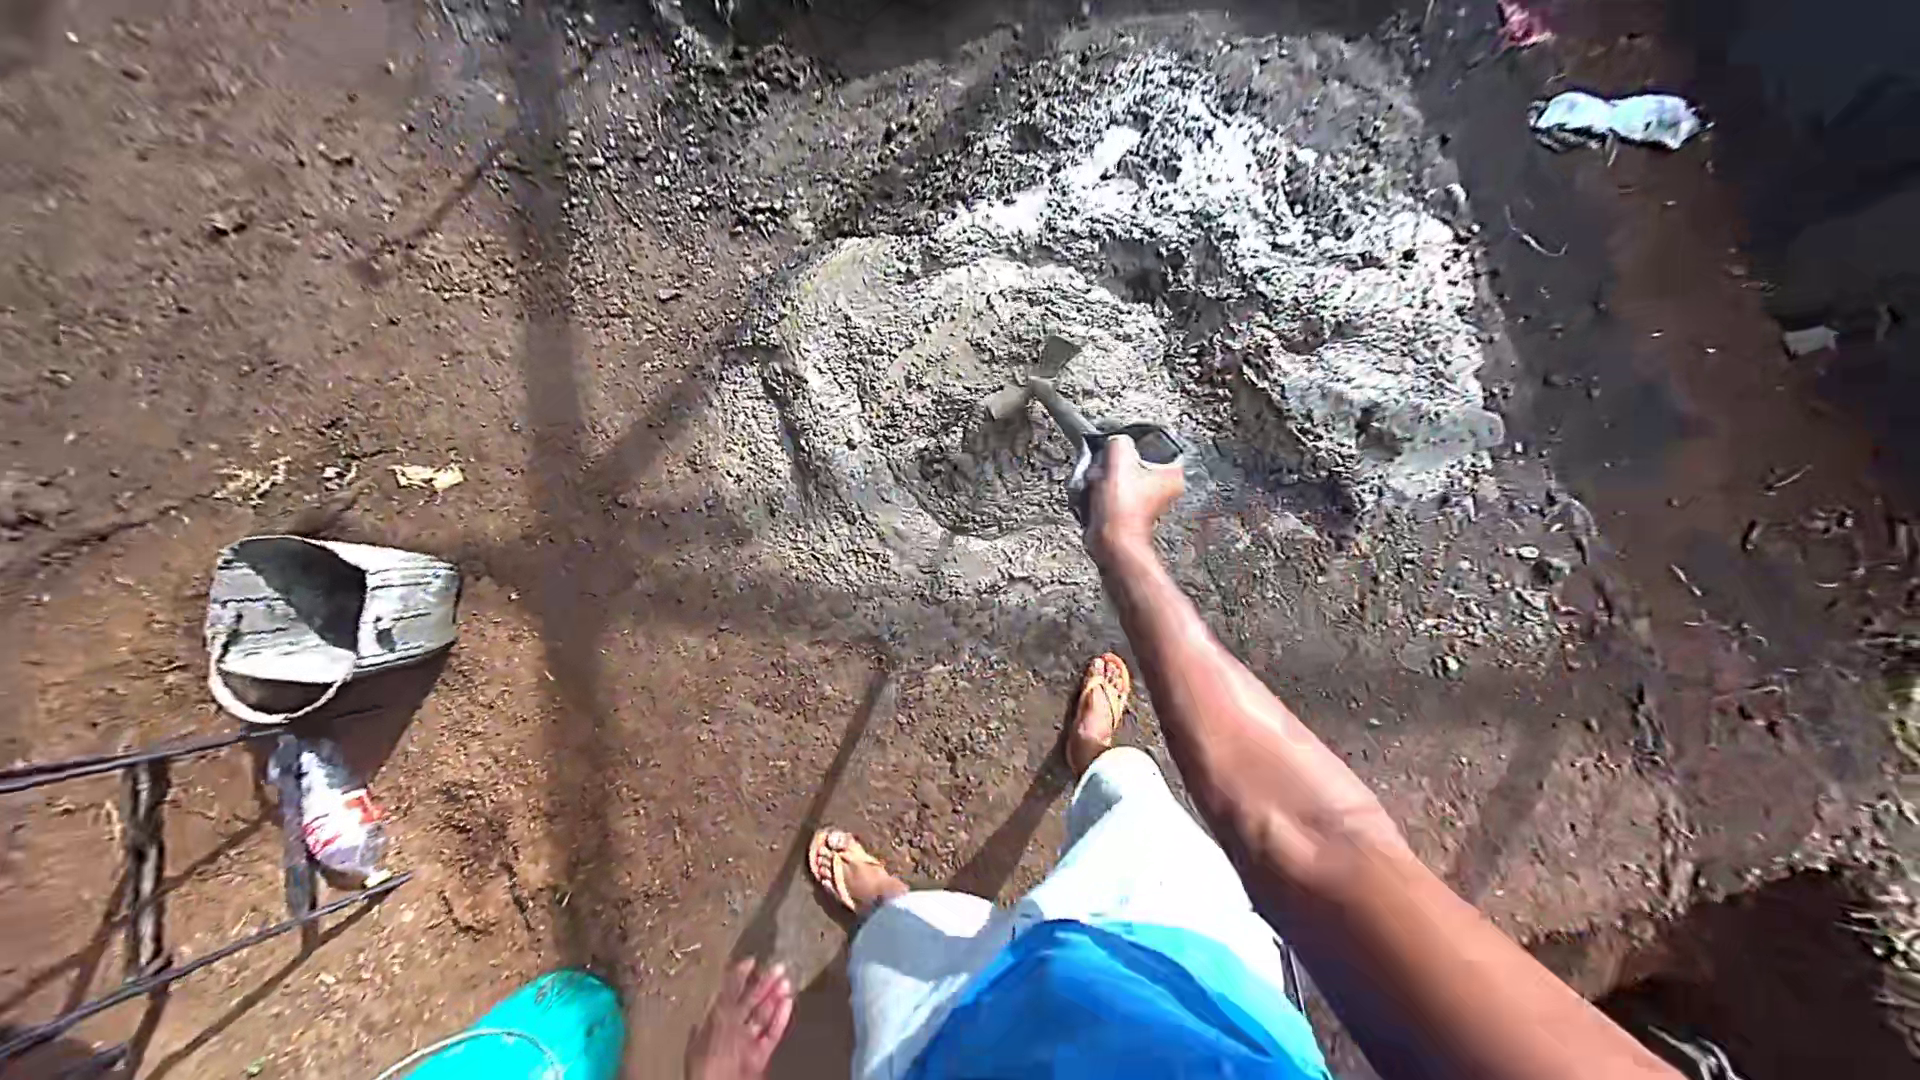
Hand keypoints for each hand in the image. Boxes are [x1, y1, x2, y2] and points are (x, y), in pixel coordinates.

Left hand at [685, 957, 793, 1079]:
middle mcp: (729, 1032)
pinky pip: (772, 1034)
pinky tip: (788, 1002)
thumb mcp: (718, 1015)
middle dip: (764, 985)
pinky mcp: (760, 1057)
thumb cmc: (713, 1053)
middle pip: (749, 1003)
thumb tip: (738, 964)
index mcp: (714, 1022)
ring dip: (775, 998)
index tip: (754, 960)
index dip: (741, 976)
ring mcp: (745, 1044)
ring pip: (763, 1016)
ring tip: (787, 981)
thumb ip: (730, 990)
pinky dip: (780, 1018)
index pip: (729, 993)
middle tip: (779, 967)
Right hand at [1084, 433, 1183, 566]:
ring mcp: (1143, 498)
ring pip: (1117, 473)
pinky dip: (1098, 490)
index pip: (1154, 442)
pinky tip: (1095, 495)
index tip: (1119, 444)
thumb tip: (1115, 441)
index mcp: (1172, 473)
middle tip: (1106, 469)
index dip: (1133, 441)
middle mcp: (1162, 486)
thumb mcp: (1119, 460)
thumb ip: (1119, 441)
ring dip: (1101, 476)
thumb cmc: (1122, 511)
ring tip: (1098, 484)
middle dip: (1111, 462)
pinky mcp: (1126, 508)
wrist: (1109, 542)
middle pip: (1131, 458)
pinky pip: (1109, 488)